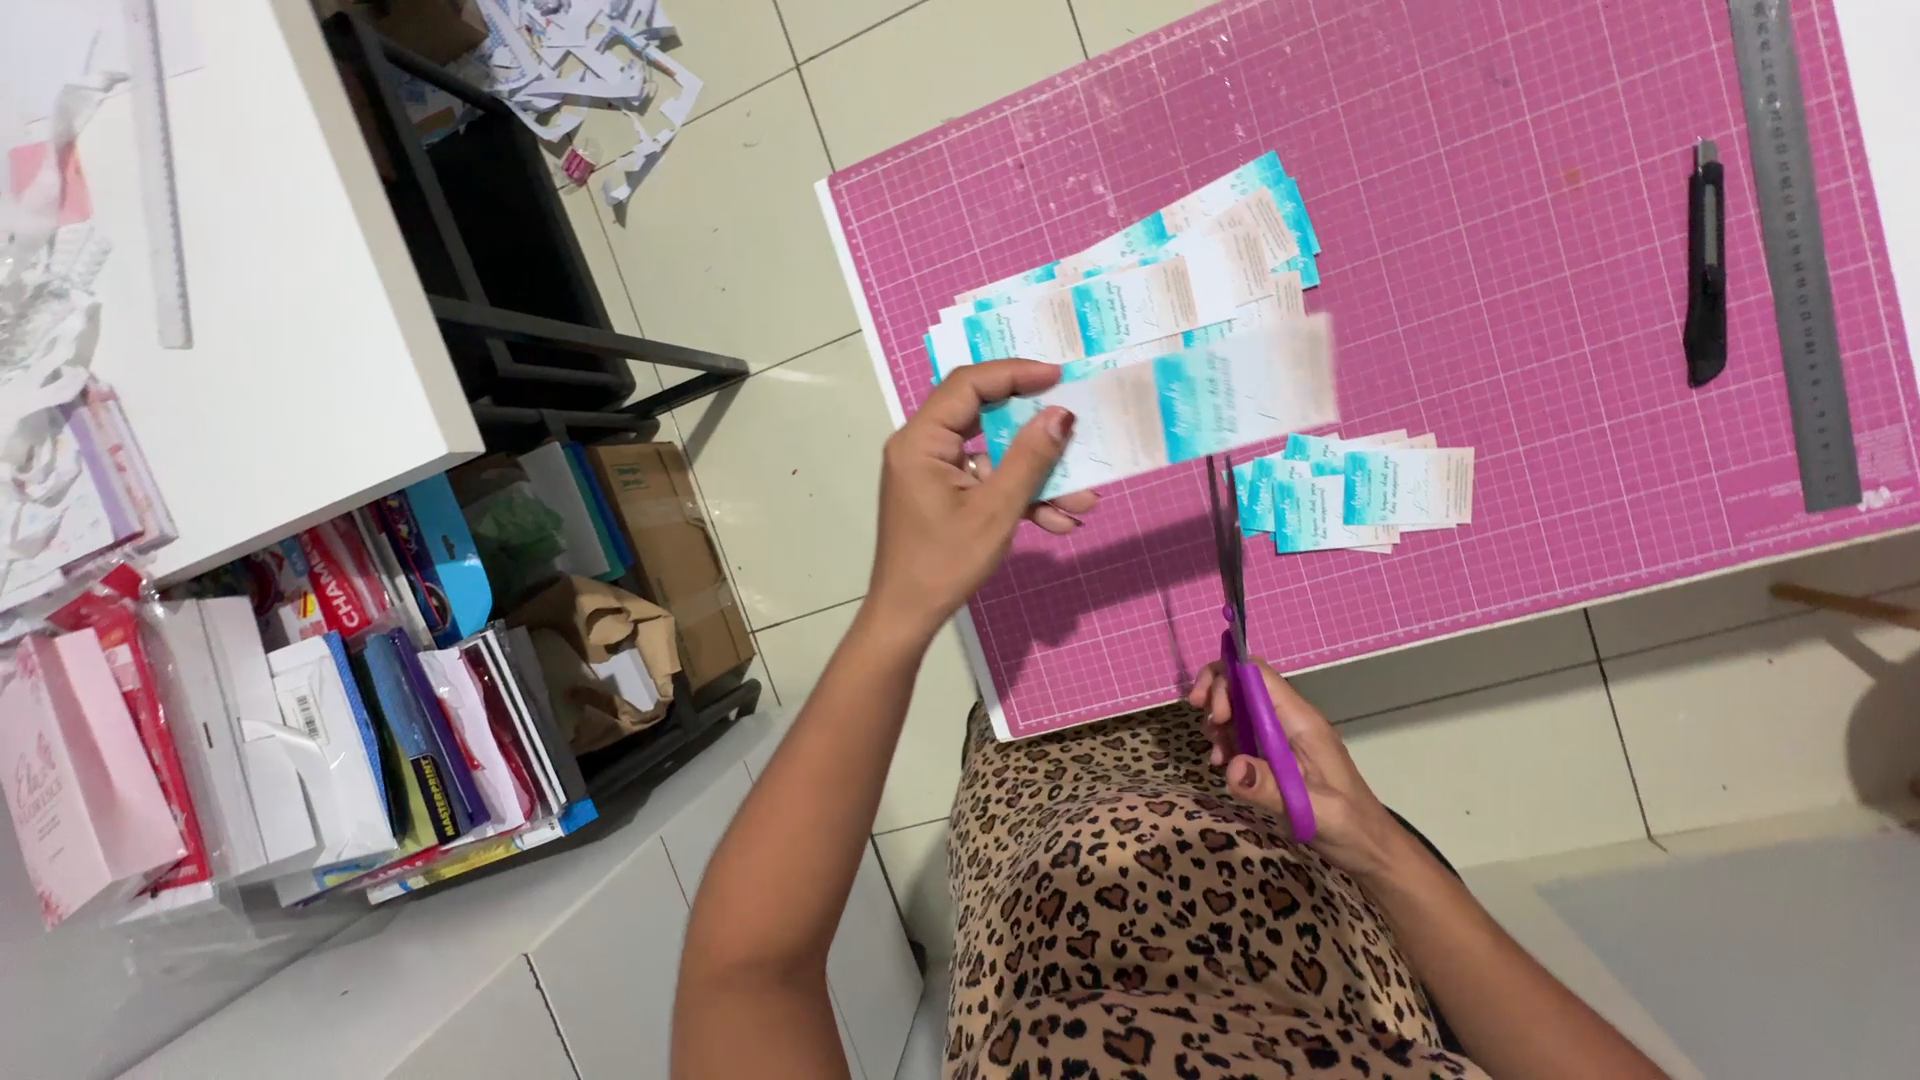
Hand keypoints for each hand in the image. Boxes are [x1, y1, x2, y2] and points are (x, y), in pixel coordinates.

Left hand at [866, 360, 1097, 639]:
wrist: (909, 615)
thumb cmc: (944, 562)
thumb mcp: (995, 511)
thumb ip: (1029, 459)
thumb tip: (1061, 415)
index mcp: (922, 441)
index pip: (969, 385)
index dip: (1015, 374)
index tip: (1058, 376)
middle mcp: (924, 447)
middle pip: (985, 415)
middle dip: (1035, 427)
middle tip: (1074, 422)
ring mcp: (936, 472)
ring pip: (994, 455)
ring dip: (1038, 474)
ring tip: (1083, 494)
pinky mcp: (947, 495)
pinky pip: (988, 482)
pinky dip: (1021, 497)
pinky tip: (1060, 520)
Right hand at [1188, 659, 1416, 882]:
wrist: (1371, 848)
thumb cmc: (1349, 825)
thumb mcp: (1311, 810)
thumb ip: (1269, 788)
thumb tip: (1231, 768)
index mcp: (1302, 721)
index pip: (1259, 675)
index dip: (1227, 679)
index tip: (1211, 711)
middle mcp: (1290, 720)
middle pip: (1244, 684)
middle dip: (1217, 696)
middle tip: (1208, 731)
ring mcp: (1283, 735)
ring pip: (1240, 706)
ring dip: (1219, 722)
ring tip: (1216, 755)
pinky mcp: (1276, 752)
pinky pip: (1243, 731)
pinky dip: (1226, 741)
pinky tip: (1224, 766)